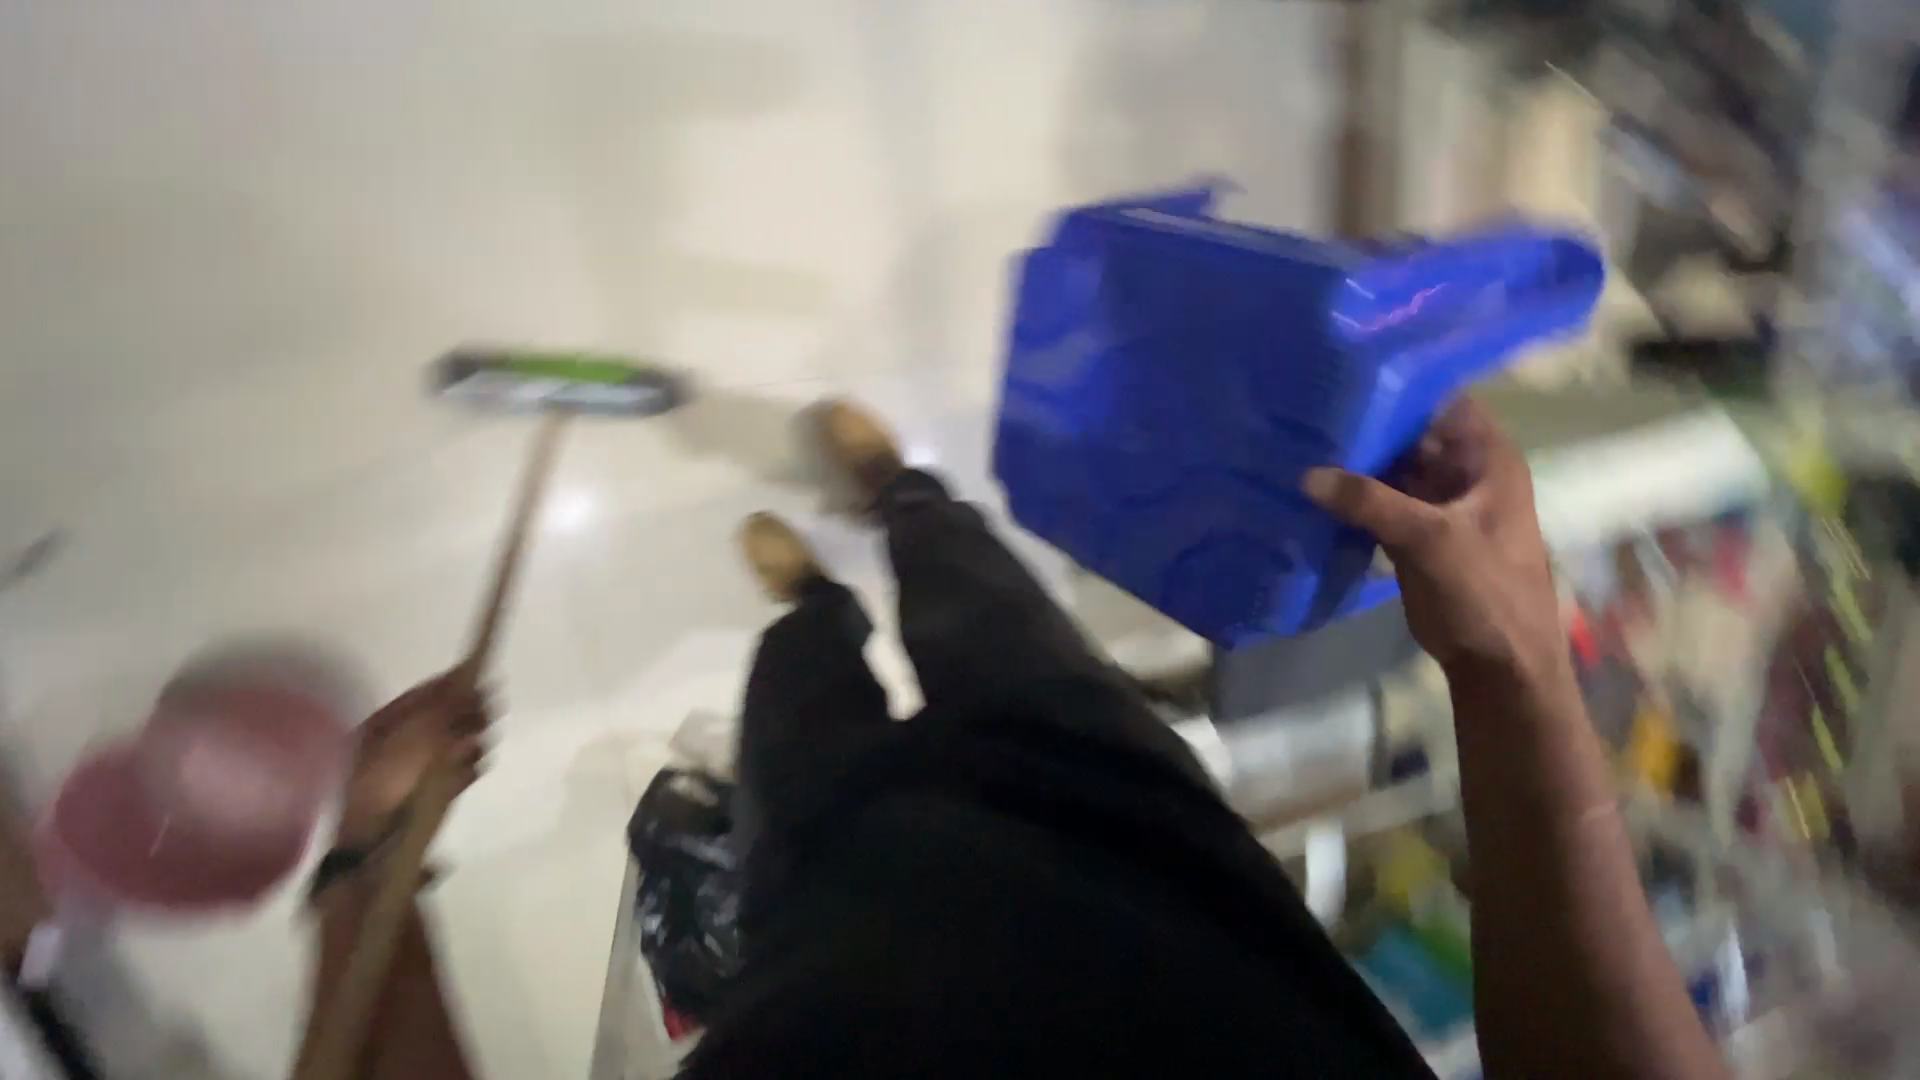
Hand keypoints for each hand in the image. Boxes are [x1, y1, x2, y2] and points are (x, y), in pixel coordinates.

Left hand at [337, 672, 489, 847]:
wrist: (370, 841)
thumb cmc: (384, 779)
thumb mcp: (412, 734)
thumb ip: (442, 704)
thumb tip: (465, 673)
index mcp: (387, 723)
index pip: (428, 693)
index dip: (455, 684)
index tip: (481, 682)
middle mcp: (404, 741)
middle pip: (451, 716)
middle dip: (468, 718)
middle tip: (478, 723)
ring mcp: (419, 767)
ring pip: (462, 742)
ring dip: (472, 744)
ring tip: (467, 754)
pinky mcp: (433, 790)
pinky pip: (462, 770)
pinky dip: (467, 770)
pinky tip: (462, 776)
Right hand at [1304, 398, 1564, 679]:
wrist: (1496, 660)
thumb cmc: (1484, 590)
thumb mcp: (1430, 538)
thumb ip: (1370, 502)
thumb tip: (1306, 474)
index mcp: (1485, 459)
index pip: (1443, 401)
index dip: (1402, 382)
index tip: (1348, 370)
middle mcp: (1460, 472)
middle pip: (1409, 433)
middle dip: (1365, 422)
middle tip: (1307, 405)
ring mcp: (1433, 503)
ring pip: (1389, 468)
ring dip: (1352, 461)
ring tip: (1298, 439)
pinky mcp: (1410, 532)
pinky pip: (1375, 502)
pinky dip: (1347, 496)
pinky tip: (1307, 486)